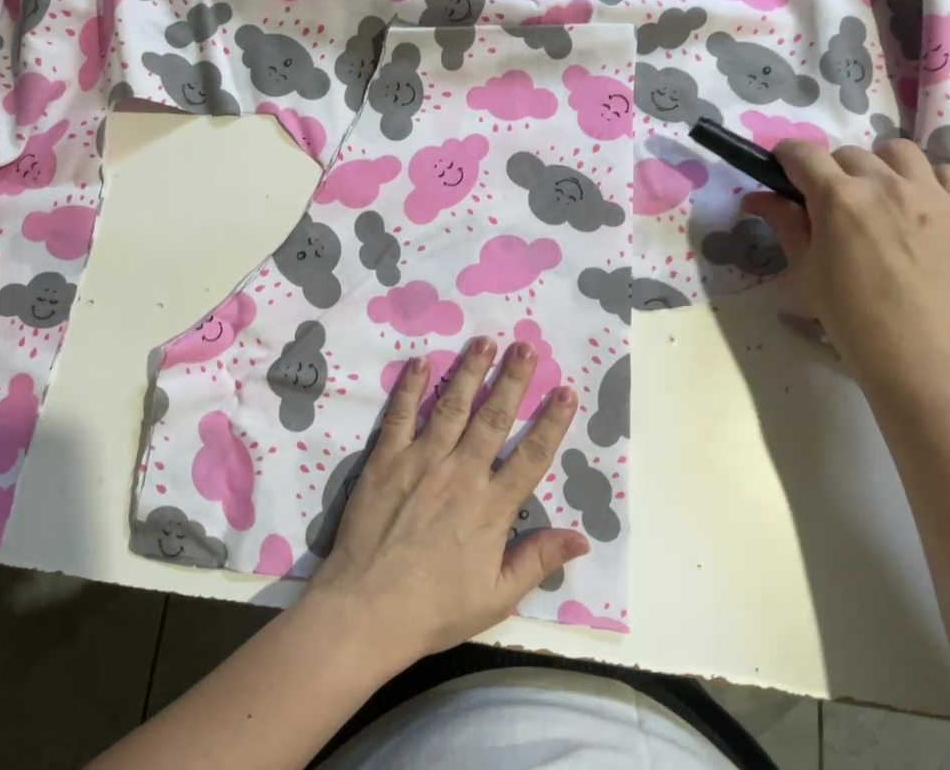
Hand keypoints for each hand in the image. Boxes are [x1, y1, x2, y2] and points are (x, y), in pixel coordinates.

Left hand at [302, 337, 589, 665]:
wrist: (366, 609)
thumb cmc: (434, 608)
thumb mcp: (496, 596)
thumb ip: (537, 560)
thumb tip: (582, 537)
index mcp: (491, 508)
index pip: (531, 456)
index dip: (552, 422)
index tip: (566, 390)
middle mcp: (460, 474)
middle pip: (493, 418)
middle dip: (512, 379)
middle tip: (525, 345)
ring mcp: (420, 462)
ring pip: (451, 407)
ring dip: (469, 371)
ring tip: (484, 340)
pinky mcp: (385, 460)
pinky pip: (400, 416)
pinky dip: (410, 387)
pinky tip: (420, 362)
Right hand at [742, 139, 949, 391]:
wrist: (919, 349)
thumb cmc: (850, 314)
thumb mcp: (805, 268)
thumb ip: (784, 222)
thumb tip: (756, 196)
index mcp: (838, 199)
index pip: (803, 153)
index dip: (786, 156)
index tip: (782, 168)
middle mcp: (884, 183)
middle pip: (848, 152)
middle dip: (831, 169)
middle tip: (828, 201)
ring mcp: (930, 193)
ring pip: (898, 151)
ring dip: (878, 164)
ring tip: (876, 194)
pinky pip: (945, 171)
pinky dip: (926, 177)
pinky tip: (916, 203)